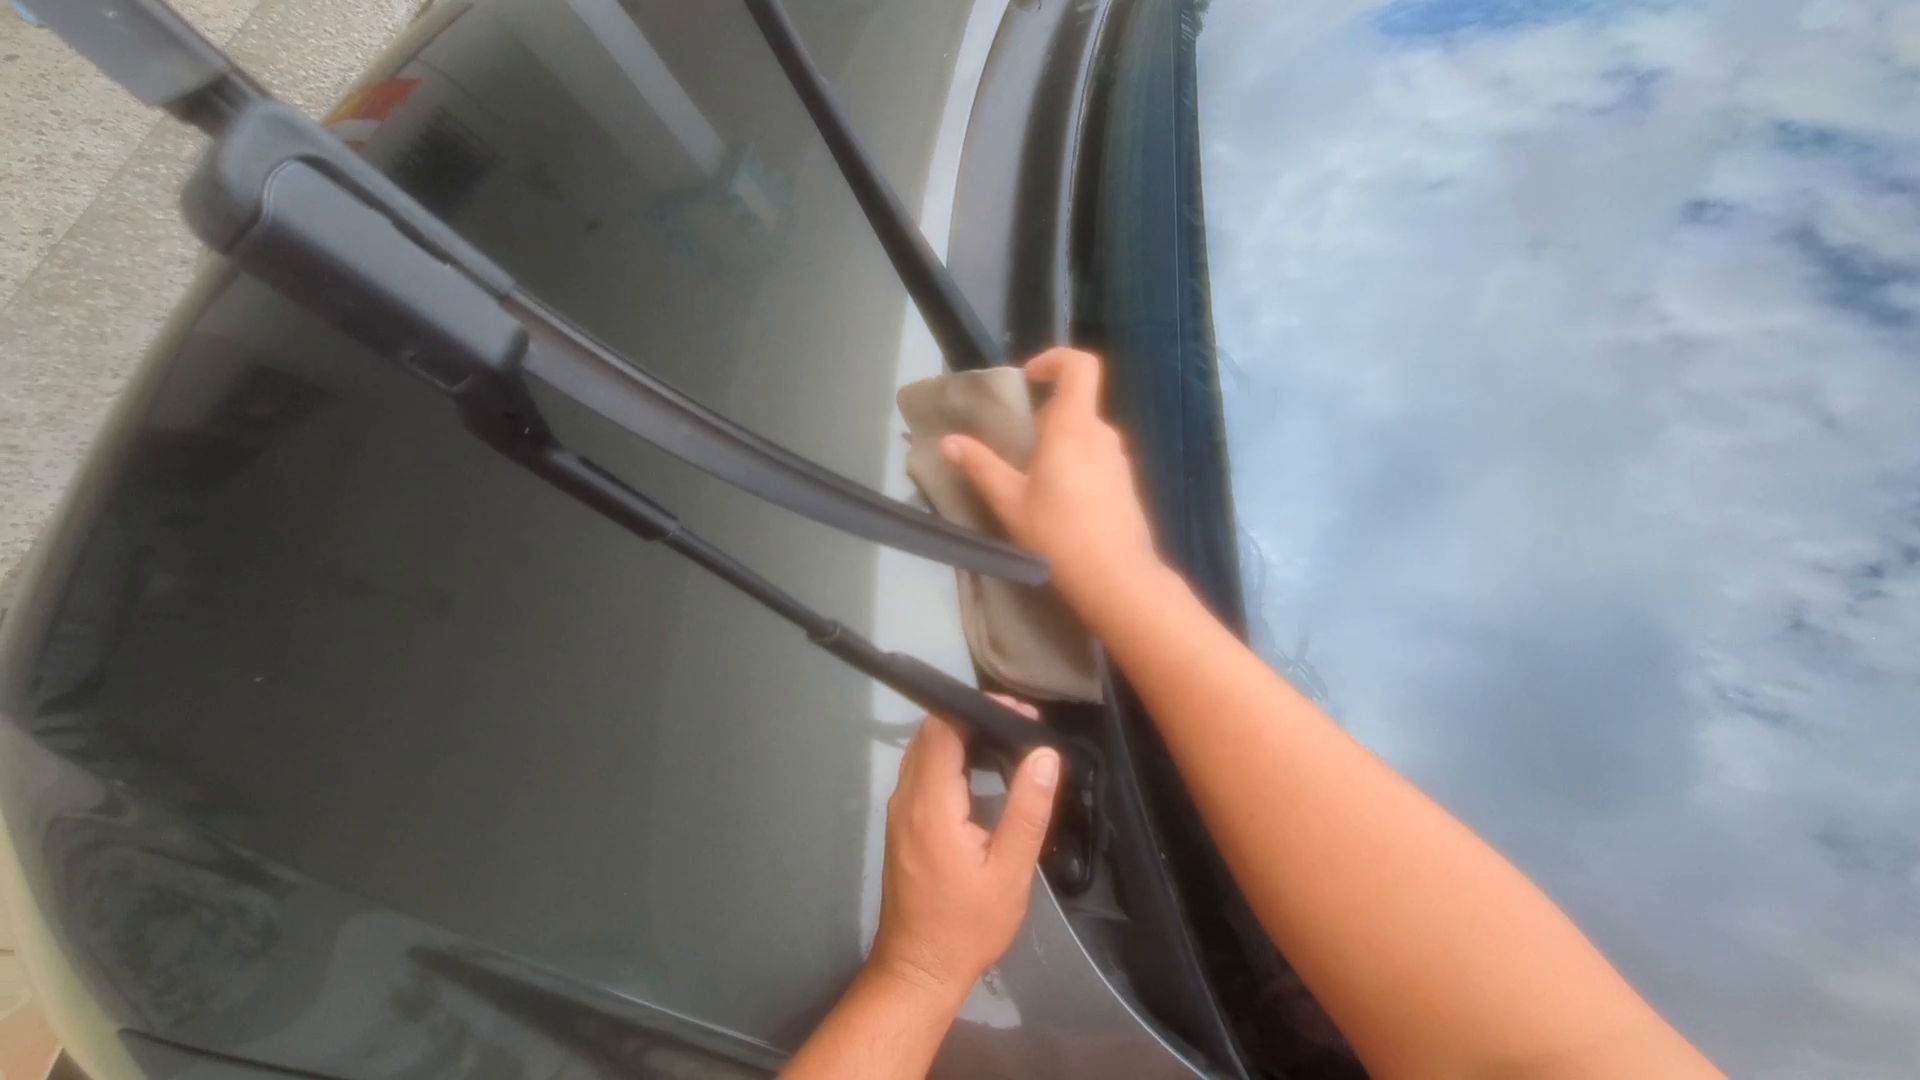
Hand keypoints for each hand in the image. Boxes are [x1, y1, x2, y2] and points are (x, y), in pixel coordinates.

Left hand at [869, 705, 1058, 1000]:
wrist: (919, 970)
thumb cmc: (967, 925)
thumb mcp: (1010, 872)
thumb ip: (1028, 810)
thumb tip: (1045, 755)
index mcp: (931, 804)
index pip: (944, 728)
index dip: (980, 710)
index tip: (1019, 716)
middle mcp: (907, 798)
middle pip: (931, 734)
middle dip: (972, 717)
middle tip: (1018, 726)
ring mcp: (900, 811)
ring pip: (924, 751)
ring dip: (959, 736)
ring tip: (1006, 742)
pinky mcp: (902, 824)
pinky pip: (922, 772)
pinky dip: (949, 758)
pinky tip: (981, 771)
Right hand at [941, 348, 1161, 609]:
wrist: (1117, 578)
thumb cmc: (1058, 533)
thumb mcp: (1010, 501)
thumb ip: (980, 466)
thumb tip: (947, 442)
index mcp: (1074, 426)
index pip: (1080, 365)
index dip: (1055, 360)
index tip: (1029, 379)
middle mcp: (1103, 434)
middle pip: (1076, 405)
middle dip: (1045, 417)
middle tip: (1017, 448)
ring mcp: (1119, 460)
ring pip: (1086, 435)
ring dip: (1059, 445)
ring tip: (1034, 481)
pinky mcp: (1126, 485)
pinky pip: (1097, 459)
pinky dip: (1076, 466)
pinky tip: (1060, 504)